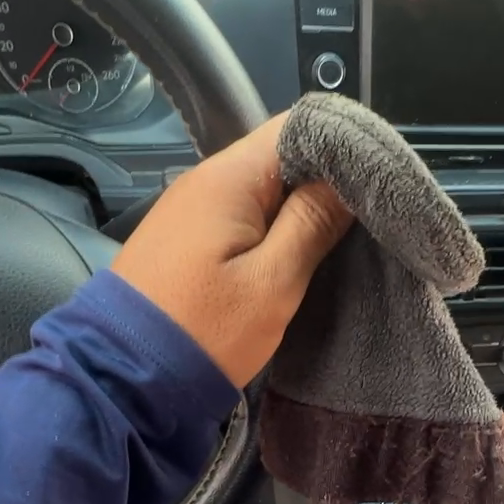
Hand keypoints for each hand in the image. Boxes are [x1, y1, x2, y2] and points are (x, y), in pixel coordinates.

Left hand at [112, 114, 352, 386]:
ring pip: (260, 191)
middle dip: (324, 184)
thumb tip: (346, 178)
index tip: (376, 183)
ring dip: (297, 211)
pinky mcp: (184, 239)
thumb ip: (312, 224)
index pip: (297, 127)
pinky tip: (290, 257)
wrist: (127, 377)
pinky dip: (269, 230)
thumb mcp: (273, 282)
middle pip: (279, 158)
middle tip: (365, 219)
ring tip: (335, 241)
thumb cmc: (206, 331)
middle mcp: (205, 180)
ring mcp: (189, 209)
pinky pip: (238, 218)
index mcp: (229, 178)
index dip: (342, 148)